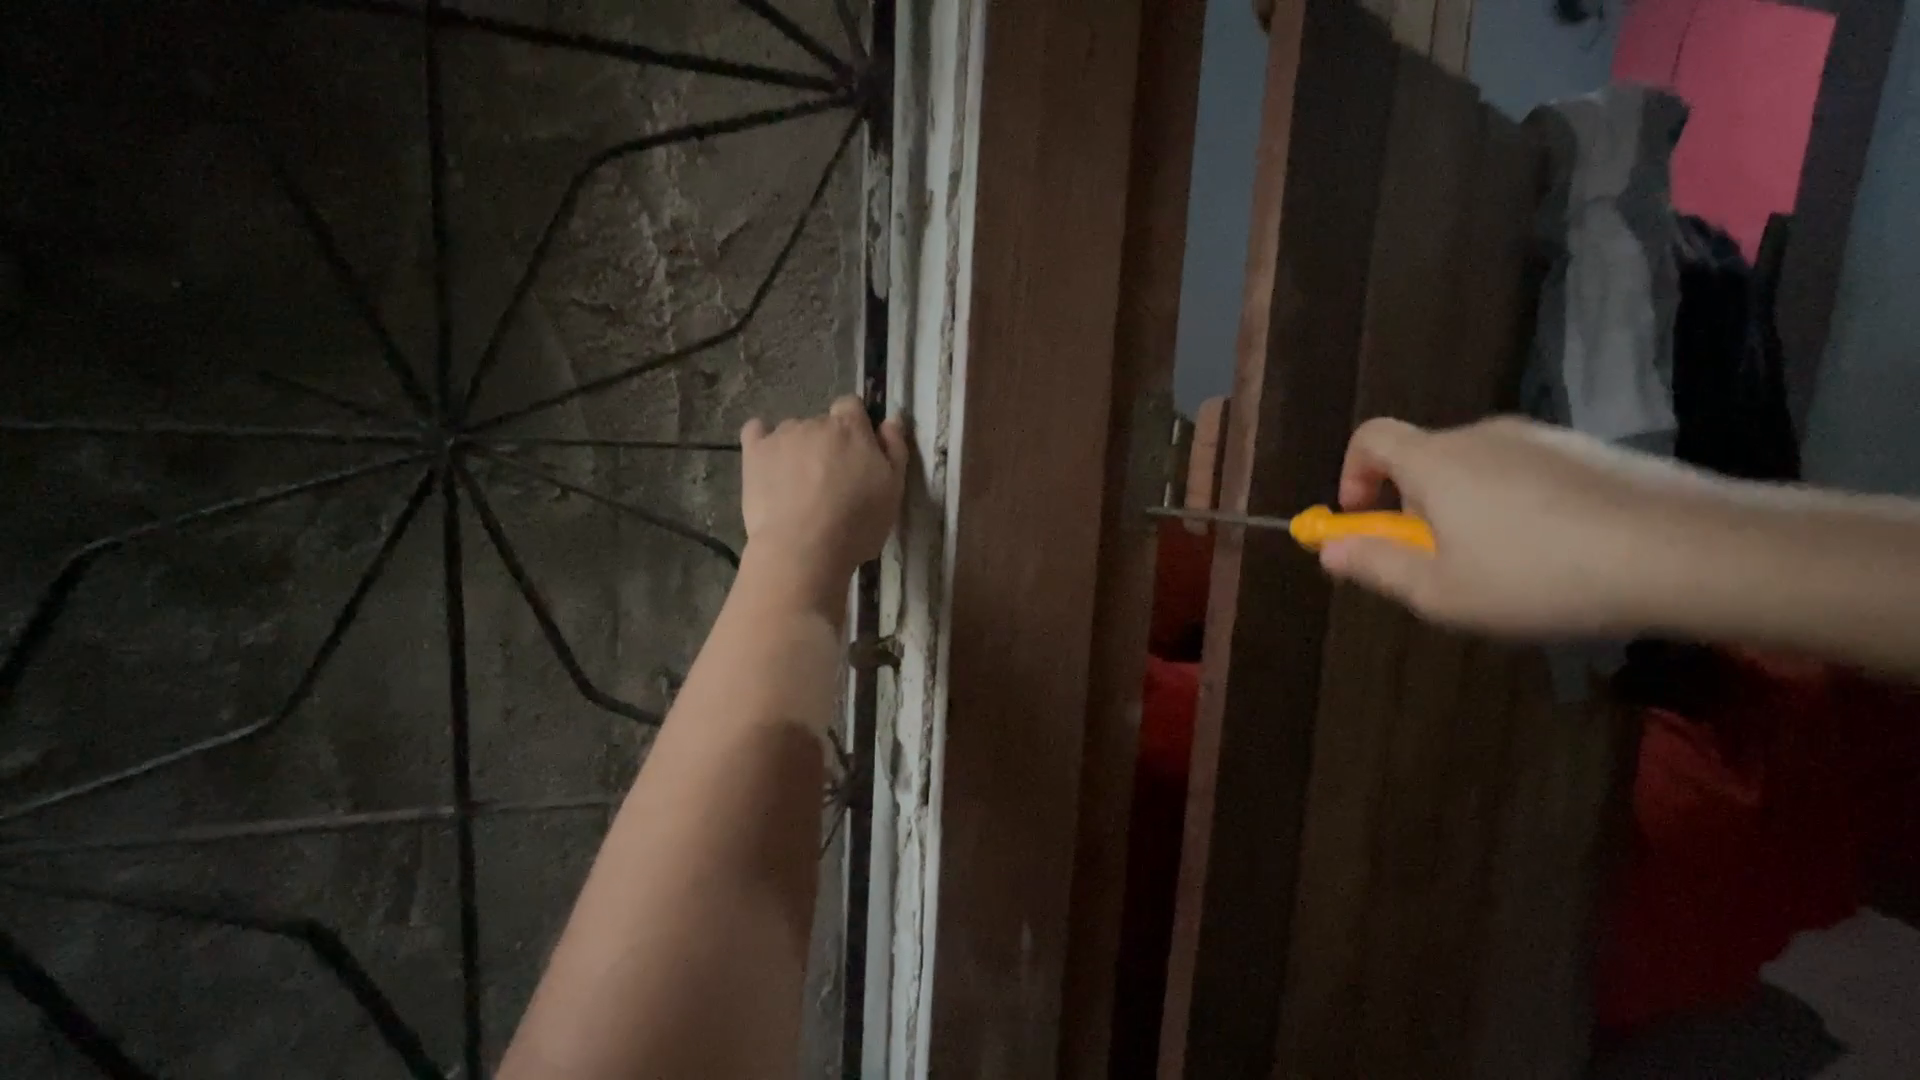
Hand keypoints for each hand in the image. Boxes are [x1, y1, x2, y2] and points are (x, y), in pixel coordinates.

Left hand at [740, 396, 909, 585]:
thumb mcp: (893, 489)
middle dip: (827, 444)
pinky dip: (762, 442)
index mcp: (850, 428)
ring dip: (798, 448)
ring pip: (793, 432)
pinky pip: (755, 432)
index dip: (854, 426)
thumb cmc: (857, 523)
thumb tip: (891, 419)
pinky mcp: (754, 453)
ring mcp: (781, 436)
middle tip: (830, 481)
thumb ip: (894, 449)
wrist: (804, 549)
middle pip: (822, 423)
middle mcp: (815, 422)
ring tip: (798, 484)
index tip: (857, 454)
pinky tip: (766, 462)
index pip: (851, 406)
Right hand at [1320, 416, 1723, 635]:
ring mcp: (1544, 439)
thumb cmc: (1538, 575)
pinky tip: (1559, 556)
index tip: (1365, 520)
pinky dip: (1521, 508)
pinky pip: (1531, 476)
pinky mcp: (1594, 453)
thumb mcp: (1440, 591)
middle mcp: (1483, 434)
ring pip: (1480, 471)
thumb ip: (1377, 565)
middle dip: (1416, 508)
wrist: (1688, 551)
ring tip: (1505, 570)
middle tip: (1440, 565)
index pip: (1371, 438)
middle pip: (1426, 459)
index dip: (1353, 475)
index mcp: (1436, 460)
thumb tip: (1330, 548)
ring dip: (1469, 511)